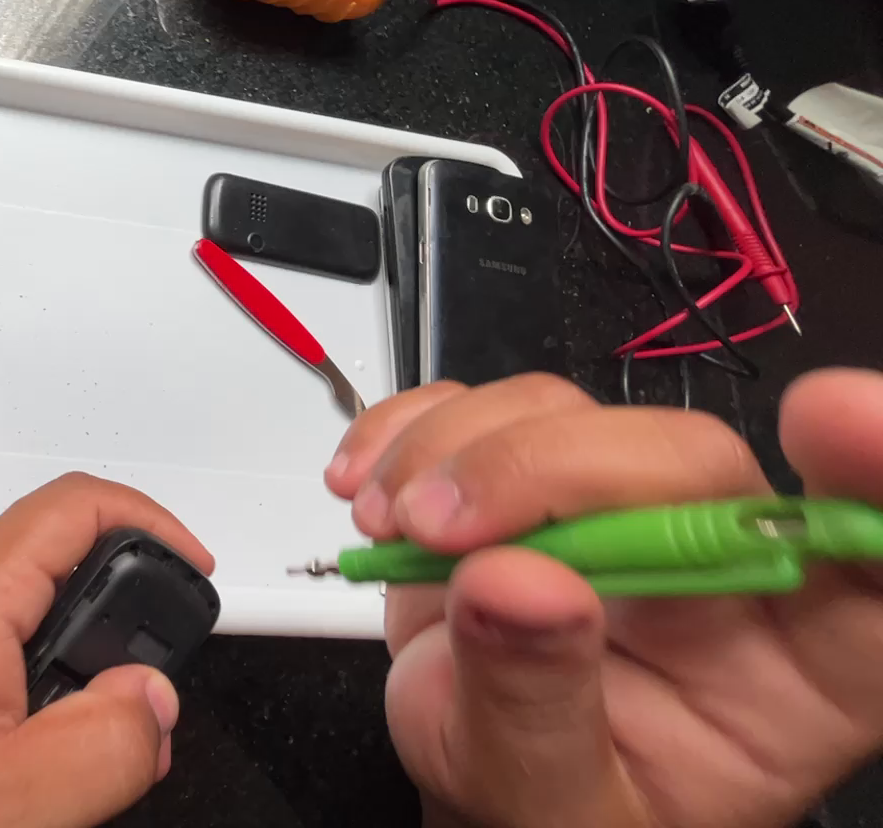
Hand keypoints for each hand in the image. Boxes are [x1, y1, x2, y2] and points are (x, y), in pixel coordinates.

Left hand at [0, 473, 214, 827]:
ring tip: (70, 739)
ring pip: (20, 594)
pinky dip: (22, 661)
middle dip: (113, 613)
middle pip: (55, 551)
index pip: (77, 504)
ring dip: (66, 649)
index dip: (148, 519)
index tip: (192, 565)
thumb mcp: (6, 797)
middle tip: (134, 696)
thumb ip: (104, 744)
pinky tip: (14, 735)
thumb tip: (153, 697)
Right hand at [324, 369, 882, 827]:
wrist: (460, 742)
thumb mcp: (535, 788)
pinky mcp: (507, 463)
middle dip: (533, 471)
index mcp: (783, 665)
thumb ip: (532, 700)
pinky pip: (461, 400)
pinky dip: (394, 428)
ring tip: (381, 526)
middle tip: (429, 530)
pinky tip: (357, 481)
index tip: (836, 415)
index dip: (879, 476)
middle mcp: (706, 561)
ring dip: (440, 452)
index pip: (877, 561)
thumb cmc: (537, 796)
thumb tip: (519, 583)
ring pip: (549, 407)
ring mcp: (602, 500)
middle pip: (670, 454)